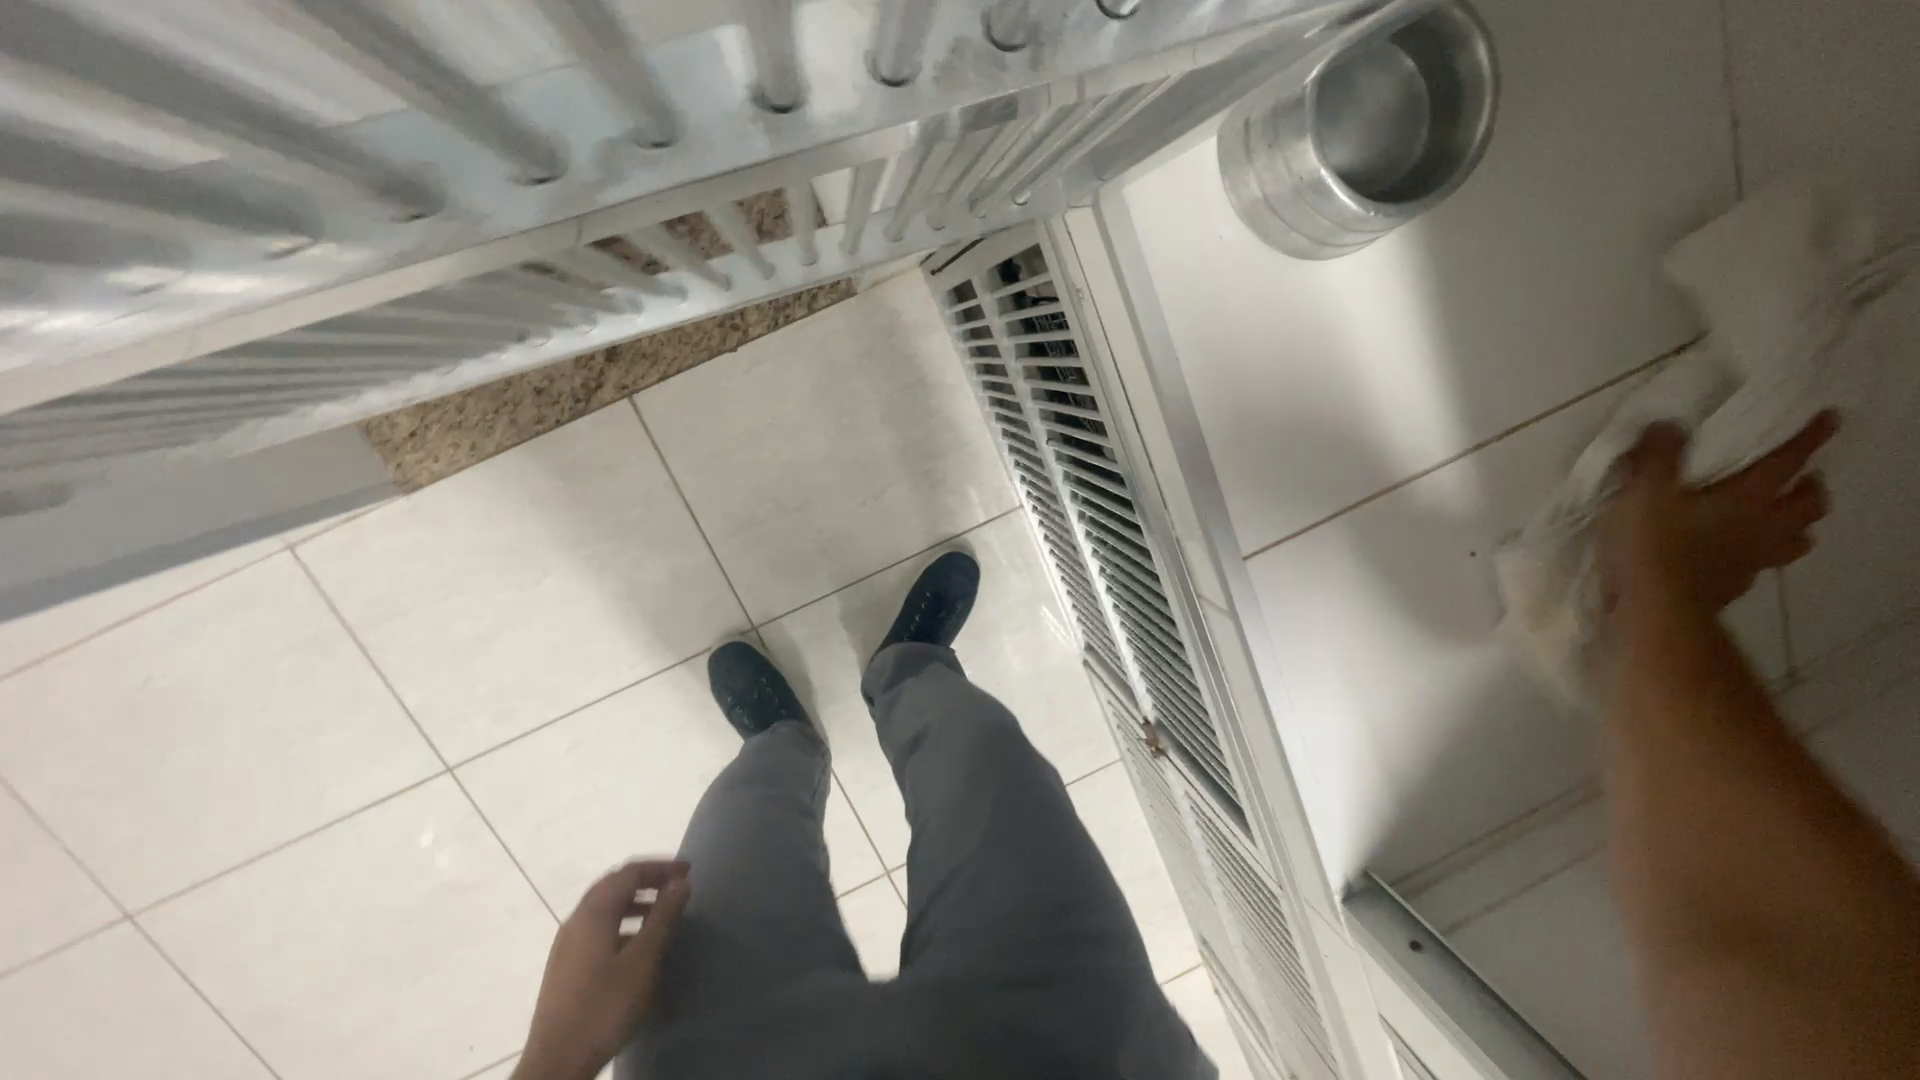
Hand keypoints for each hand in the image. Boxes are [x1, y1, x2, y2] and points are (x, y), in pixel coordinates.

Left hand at [512, 861, 691, 1079]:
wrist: (557, 1064)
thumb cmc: (605, 1007)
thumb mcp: (643, 960)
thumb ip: (663, 917)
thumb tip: (680, 883)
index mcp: (593, 914)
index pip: (628, 873)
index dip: (660, 867)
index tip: (688, 871)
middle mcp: (576, 922)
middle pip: (612, 886)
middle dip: (646, 880)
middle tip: (676, 886)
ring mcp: (566, 946)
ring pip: (603, 909)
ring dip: (634, 902)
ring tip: (661, 914)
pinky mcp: (565, 967)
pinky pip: (597, 929)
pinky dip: (621, 922)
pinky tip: (636, 946)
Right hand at [1602, 410, 1837, 615]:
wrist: (1653, 609)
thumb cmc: (1652, 546)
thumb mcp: (1642, 493)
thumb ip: (1656, 458)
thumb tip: (1669, 425)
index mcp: (1748, 499)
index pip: (1787, 461)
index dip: (1808, 437)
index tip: (1829, 418)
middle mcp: (1763, 527)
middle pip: (1808, 504)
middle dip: (1811, 488)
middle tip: (1803, 478)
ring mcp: (1753, 560)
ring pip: (1796, 538)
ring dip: (1795, 525)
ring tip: (1780, 518)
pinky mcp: (1734, 586)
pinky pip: (1760, 566)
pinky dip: (1757, 555)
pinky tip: (1737, 555)